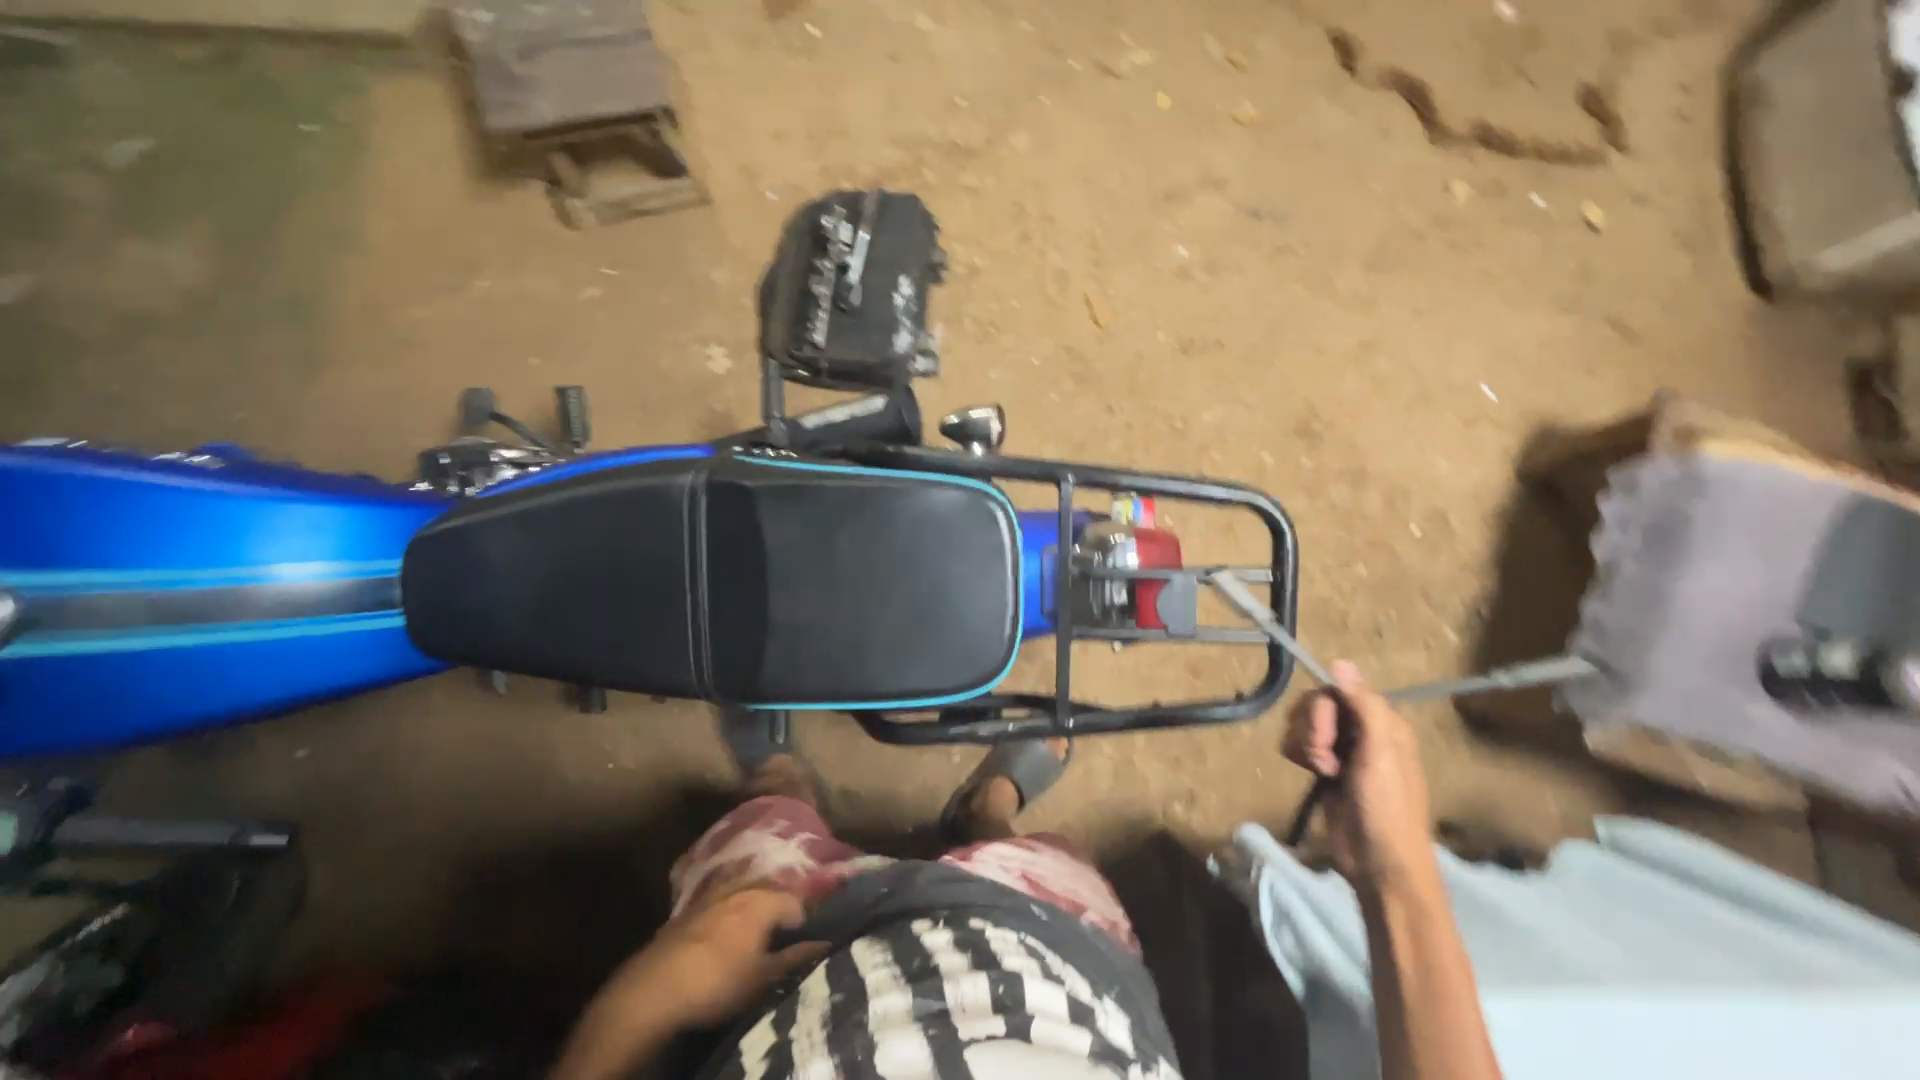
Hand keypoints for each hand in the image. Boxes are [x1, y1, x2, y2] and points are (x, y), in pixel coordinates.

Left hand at [598, 888, 827, 1030]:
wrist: (654, 988)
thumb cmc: (718, 981)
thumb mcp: (763, 977)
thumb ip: (796, 957)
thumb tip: (825, 943)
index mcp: (763, 900)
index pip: (797, 902)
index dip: (805, 923)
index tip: (803, 945)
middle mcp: (740, 887)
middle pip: (770, 892)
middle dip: (779, 911)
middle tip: (781, 940)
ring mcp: (711, 894)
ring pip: (743, 894)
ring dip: (753, 909)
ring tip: (755, 937)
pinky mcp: (689, 908)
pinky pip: (720, 903)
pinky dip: (729, 914)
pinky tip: (725, 936)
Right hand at [1283, 661, 1436, 891]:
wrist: (1379, 862)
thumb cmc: (1386, 808)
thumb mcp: (1381, 753)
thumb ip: (1363, 705)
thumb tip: (1339, 662)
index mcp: (1382, 723)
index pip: (1337, 690)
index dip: (1323, 710)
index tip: (1327, 738)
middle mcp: (1362, 731)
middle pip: (1317, 705)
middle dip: (1312, 729)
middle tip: (1324, 759)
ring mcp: (1343, 751)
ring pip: (1304, 724)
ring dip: (1304, 744)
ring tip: (1321, 771)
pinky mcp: (1326, 770)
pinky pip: (1300, 745)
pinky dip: (1299, 755)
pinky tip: (1312, 774)